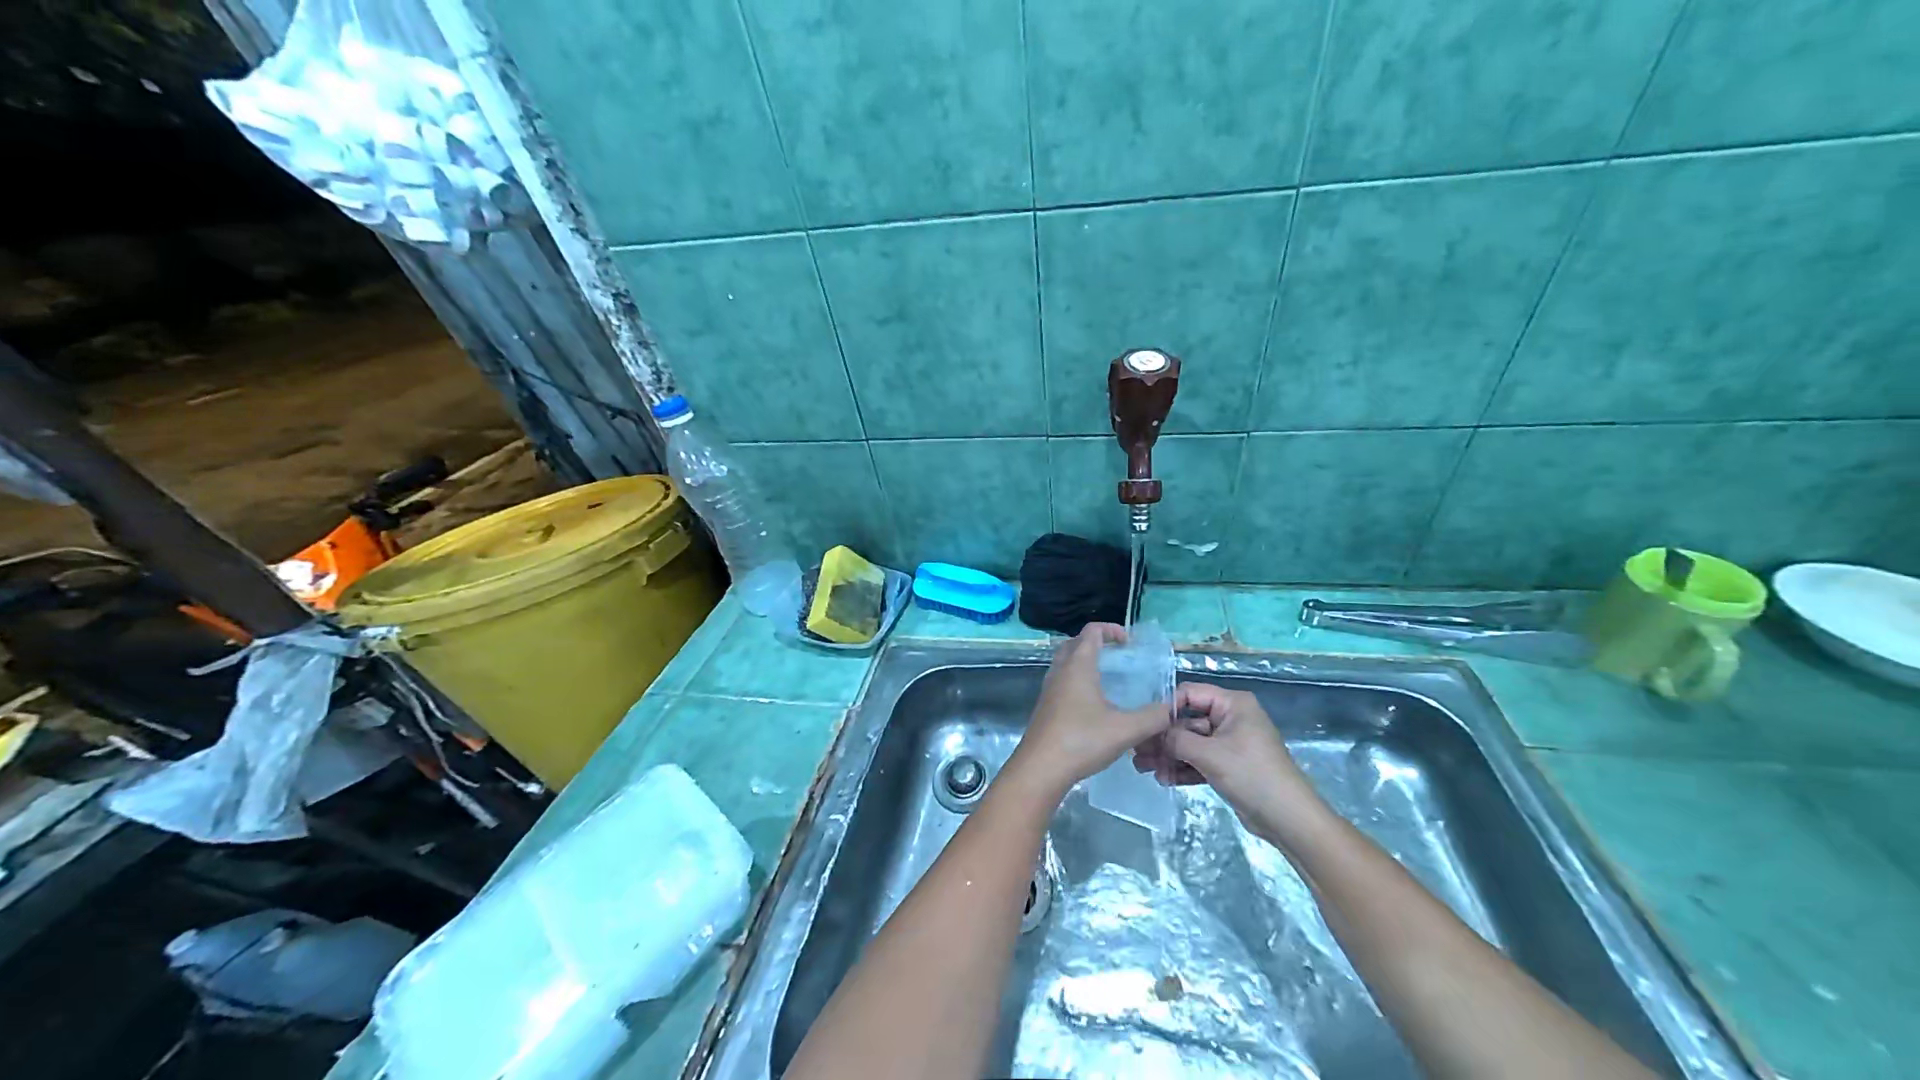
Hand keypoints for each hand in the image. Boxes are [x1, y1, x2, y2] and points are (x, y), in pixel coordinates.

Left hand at [1005, 623, 1171, 799]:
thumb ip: (1153, 717)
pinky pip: (1062, 681)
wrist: (1040, 768)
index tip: (1129, 643)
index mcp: (1078, 665)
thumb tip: (1171, 709)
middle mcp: (1060, 671)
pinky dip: (1078, 681)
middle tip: (1118, 656)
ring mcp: (1049, 689)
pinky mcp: (1045, 707)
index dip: (1111, 630)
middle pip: (1075, 643)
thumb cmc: (1082, 741)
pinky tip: (1094, 704)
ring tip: (1108, 679)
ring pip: (1066, 663)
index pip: (1092, 631)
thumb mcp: (1126, 729)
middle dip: (1097, 643)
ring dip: (1085, 662)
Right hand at [1134, 682, 1317, 832]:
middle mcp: (1230, 718)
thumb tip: (1154, 734)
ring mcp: (1229, 744)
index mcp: (1232, 704)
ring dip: (1169, 756)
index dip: (1166, 708)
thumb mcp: (1209, 754)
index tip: (1145, 726)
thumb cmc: (1251, 775)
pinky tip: (1164, 779)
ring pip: (1190, 744)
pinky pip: (1198, 761)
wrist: (1287, 818)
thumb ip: (1176, 739)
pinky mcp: (1228, 766)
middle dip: (1163, 739)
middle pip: (1187, 721)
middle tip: (1138, 754)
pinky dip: (1182, 768)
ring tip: (1145, 770)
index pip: (1190, 694)